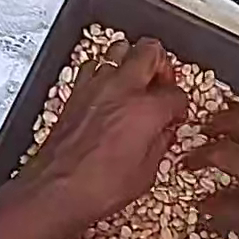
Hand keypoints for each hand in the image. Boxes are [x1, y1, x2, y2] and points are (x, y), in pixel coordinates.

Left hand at [12, 37, 189, 236]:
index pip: (176, 94)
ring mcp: (96, 86)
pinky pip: (94, 65)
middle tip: (162, 84)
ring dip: (132, 60)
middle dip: (163, 65)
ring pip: (120, 49)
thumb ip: (160, 144)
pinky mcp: (75, 92)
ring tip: (137, 81)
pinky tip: (109, 89)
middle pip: (151, 51)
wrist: (57, 190)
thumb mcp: (145, 174)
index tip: (177, 115)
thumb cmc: (98, 186)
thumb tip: (164, 133)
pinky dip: (105, 71)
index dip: (180, 106)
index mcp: (147, 110)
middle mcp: (122, 90)